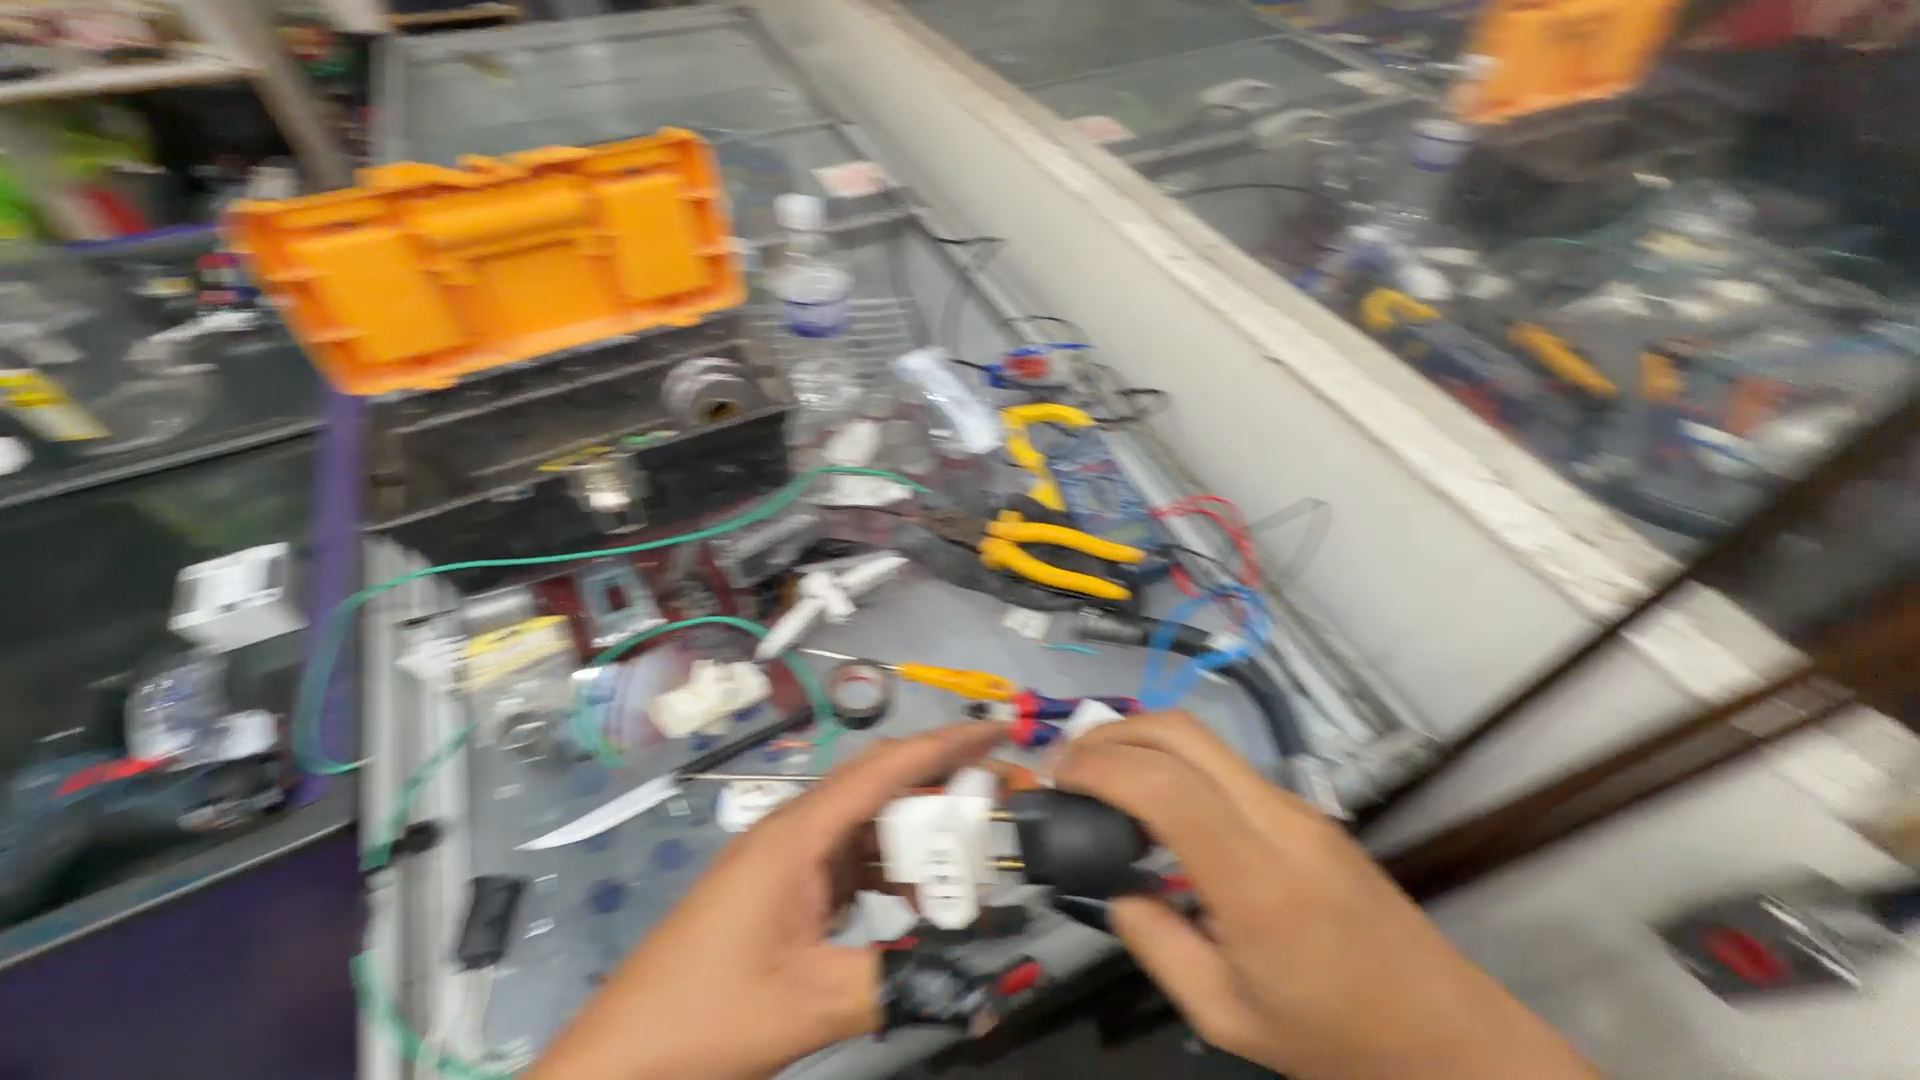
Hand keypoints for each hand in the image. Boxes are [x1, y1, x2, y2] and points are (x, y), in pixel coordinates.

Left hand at [526, 722, 1004, 1079]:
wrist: (622, 1057)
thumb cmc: (707, 1016)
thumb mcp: (810, 1004)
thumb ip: (898, 983)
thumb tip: (977, 986)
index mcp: (796, 836)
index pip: (882, 769)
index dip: (945, 744)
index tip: (998, 731)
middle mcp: (792, 833)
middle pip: (878, 789)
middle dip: (942, 787)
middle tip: (1001, 798)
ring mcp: (784, 861)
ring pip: (866, 828)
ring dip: (916, 837)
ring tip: (970, 853)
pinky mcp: (781, 891)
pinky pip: (848, 864)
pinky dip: (889, 873)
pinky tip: (915, 899)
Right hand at [1054, 712, 1598, 1079]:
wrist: (1446, 1032)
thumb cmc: (1333, 1037)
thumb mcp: (1224, 1015)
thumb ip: (1156, 944)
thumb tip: (1118, 890)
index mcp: (1256, 879)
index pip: (1166, 787)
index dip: (1102, 768)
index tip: (1059, 778)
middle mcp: (1278, 821)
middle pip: (1184, 733)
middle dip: (1113, 733)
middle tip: (1068, 764)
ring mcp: (1297, 808)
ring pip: (1205, 740)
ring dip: (1142, 740)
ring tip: (1098, 776)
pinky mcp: (1305, 811)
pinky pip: (1225, 766)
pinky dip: (1173, 762)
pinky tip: (1152, 801)